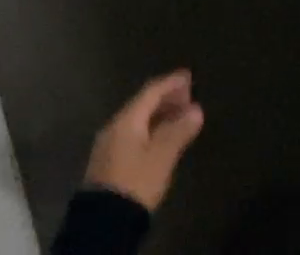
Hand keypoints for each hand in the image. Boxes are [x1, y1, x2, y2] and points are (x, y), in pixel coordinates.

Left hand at [84, 70, 205, 210]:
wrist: (103, 224)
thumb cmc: (136, 182)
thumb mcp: (162, 157)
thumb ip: (179, 131)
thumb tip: (196, 109)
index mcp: (126, 120)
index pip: (150, 92)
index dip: (171, 83)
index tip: (188, 76)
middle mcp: (114, 127)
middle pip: (142, 104)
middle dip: (166, 98)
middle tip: (188, 97)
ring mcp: (108, 146)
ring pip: (137, 121)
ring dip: (159, 115)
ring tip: (179, 117)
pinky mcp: (108, 163)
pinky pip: (132, 135)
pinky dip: (150, 130)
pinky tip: (161, 138)